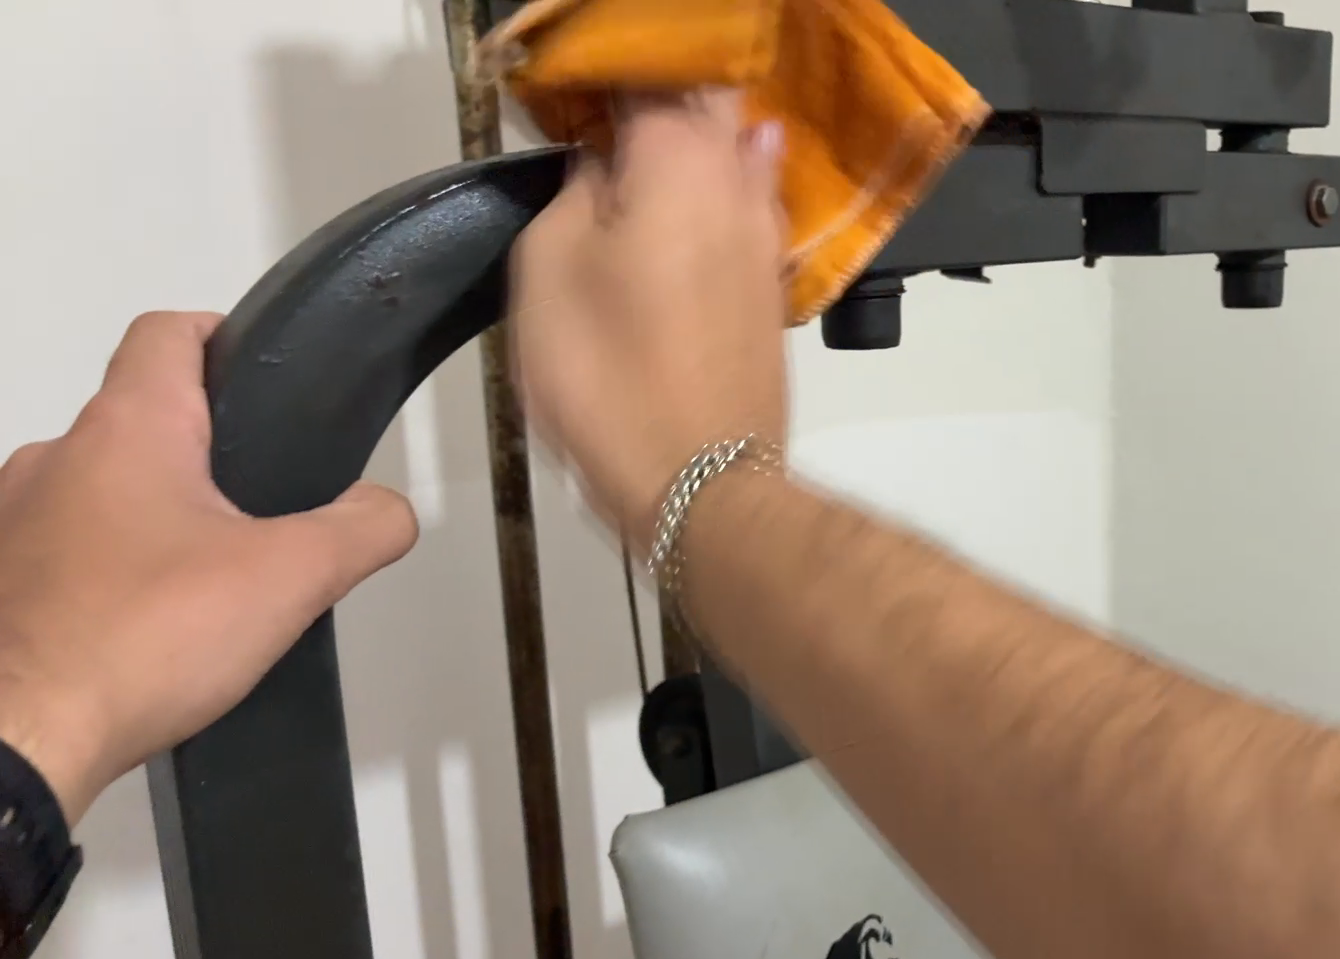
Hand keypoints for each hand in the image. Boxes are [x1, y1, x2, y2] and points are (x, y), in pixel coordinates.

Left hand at [0, 312, 417, 823]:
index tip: (273, 365)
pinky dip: (132, 563)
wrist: (8, 746)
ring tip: (232, 573)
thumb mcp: (299, 573)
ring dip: (175, 513)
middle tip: (283, 502)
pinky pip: (81, 548)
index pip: (168, 338)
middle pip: (150, 422)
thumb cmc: (144, 637)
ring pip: (114, 490)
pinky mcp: (3, 586)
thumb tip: (388, 509)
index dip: (227, 334)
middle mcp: (50, 465)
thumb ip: (368, 525)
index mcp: (125, 437)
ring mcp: (11, 525)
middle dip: (221, 452)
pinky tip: (170, 616)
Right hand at [508, 89, 788, 540]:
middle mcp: (742, 197)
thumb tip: (601, 167)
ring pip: (739, 169)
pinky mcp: (774, 303)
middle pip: (710, 115)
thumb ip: (574, 193)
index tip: (571, 105)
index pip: (650, 81)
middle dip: (661, 110)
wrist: (701, 480)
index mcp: (681, 165)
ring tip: (646, 160)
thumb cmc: (613, 380)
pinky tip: (693, 217)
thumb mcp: (549, 269)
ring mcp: (768, 252)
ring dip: (697, 153)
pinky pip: (749, 228)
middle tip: (609, 129)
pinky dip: (721, 209)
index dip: (607, 84)